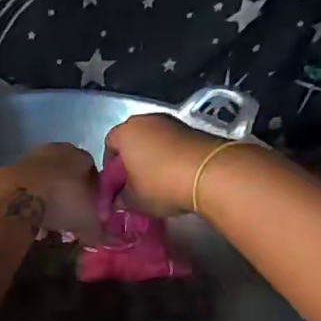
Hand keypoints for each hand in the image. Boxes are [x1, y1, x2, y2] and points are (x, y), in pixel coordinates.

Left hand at [1, 142, 101, 240]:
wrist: (20, 195)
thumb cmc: (64, 201)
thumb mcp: (89, 221)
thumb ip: (100, 230)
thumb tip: (108, 240)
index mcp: (83, 157)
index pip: (95, 177)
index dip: (94, 199)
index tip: (90, 217)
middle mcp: (59, 150)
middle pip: (69, 179)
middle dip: (70, 201)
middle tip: (69, 222)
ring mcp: (33, 158)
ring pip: (47, 184)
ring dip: (49, 203)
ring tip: (48, 226)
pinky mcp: (12, 169)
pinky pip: (29, 190)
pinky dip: (31, 204)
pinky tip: (31, 221)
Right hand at [104, 113, 232, 216]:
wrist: (211, 174)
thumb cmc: (161, 184)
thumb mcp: (134, 200)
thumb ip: (122, 199)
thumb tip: (120, 200)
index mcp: (126, 132)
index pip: (109, 143)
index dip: (110, 165)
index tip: (117, 184)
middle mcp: (148, 120)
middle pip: (134, 139)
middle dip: (133, 160)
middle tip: (136, 183)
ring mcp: (173, 122)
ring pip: (156, 140)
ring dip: (154, 158)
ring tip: (158, 181)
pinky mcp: (195, 130)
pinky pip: (175, 144)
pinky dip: (173, 157)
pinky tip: (177, 176)